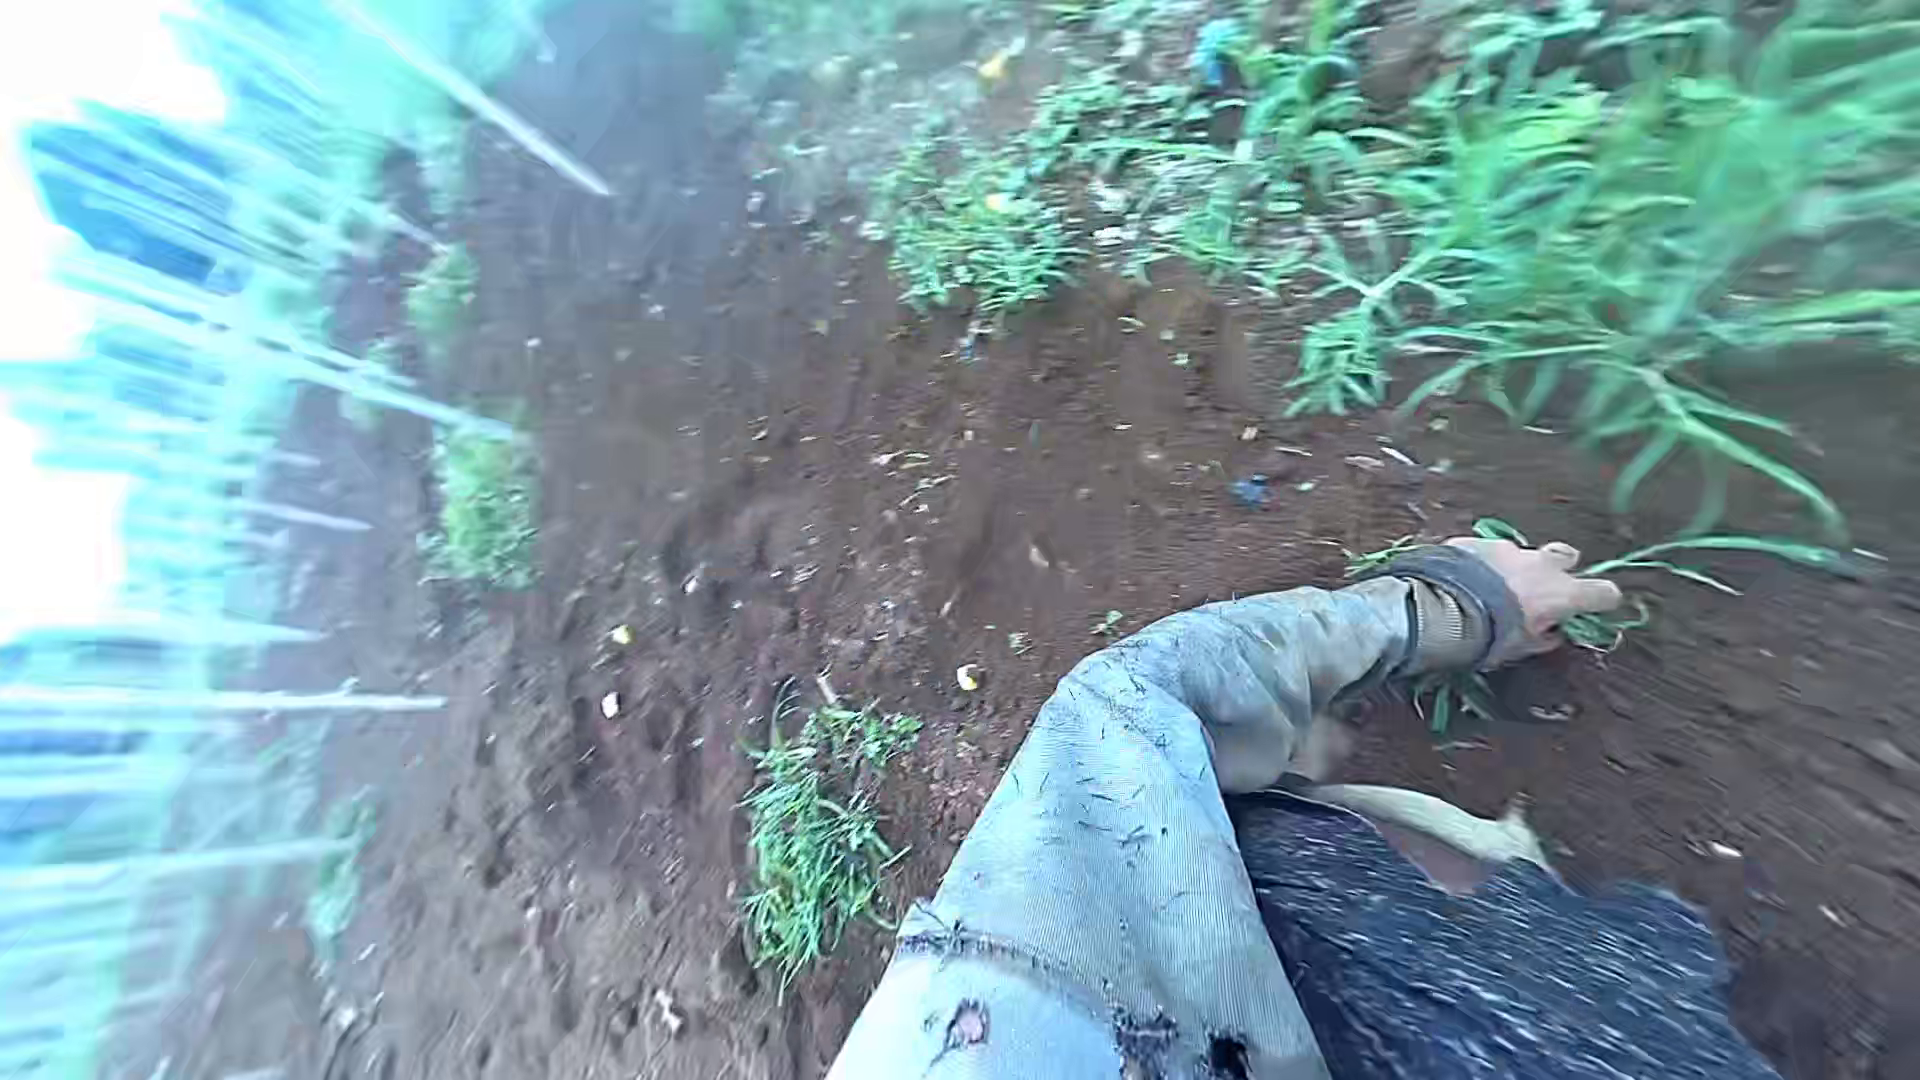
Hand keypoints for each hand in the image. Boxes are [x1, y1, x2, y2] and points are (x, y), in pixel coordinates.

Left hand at [1444, 537, 1621, 657]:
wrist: (1437, 609)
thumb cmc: (1485, 635)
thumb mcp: (1521, 647)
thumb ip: (1543, 636)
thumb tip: (1551, 630)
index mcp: (1563, 592)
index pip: (1605, 592)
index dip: (1596, 600)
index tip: (1583, 607)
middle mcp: (1540, 564)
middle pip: (1565, 556)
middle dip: (1555, 568)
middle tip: (1533, 585)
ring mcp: (1504, 549)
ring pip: (1517, 551)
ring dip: (1507, 564)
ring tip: (1481, 582)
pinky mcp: (1471, 542)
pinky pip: (1479, 549)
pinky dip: (1474, 559)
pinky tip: (1455, 574)